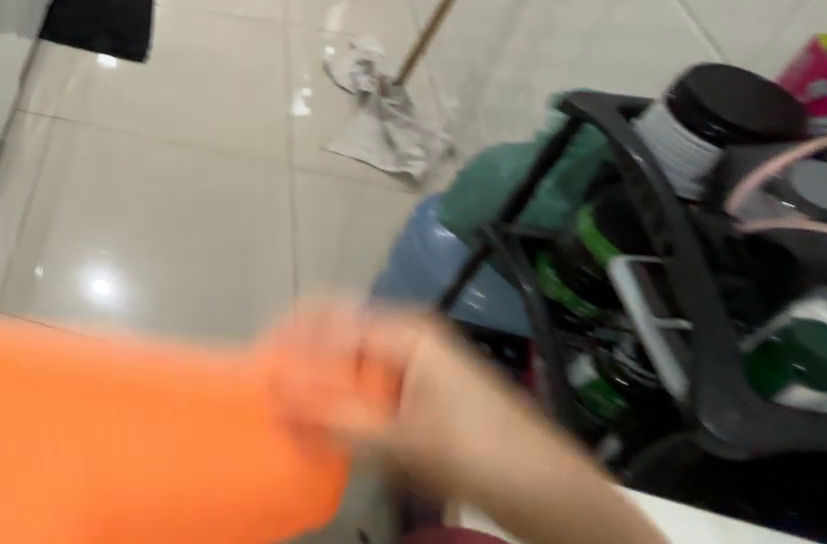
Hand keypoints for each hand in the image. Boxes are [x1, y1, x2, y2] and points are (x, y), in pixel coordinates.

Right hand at [267, 302, 662, 543]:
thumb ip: (339, 421)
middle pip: (330, 336)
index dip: (287, 340)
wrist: (568, 509)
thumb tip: (276, 401)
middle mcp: (404, 339)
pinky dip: (336, 406)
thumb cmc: (498, 464)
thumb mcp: (413, 444)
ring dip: (314, 387)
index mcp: (405, 332)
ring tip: (288, 415)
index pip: (325, 317)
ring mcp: (411, 368)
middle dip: (296, 363)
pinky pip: (359, 389)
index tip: (258, 371)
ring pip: (342, 365)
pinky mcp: (415, 398)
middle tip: (267, 394)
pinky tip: (322, 431)